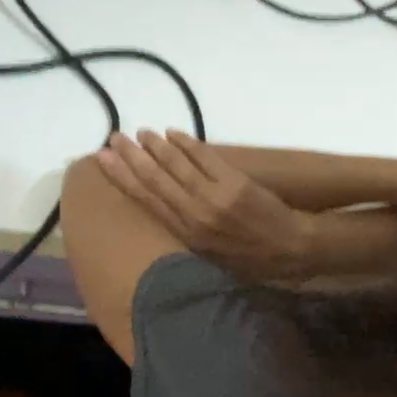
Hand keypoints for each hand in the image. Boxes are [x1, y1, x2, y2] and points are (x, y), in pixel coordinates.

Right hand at [95, 129, 315, 280]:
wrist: (292, 251)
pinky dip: (186, 143)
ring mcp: (215, 198)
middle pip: (155, 180)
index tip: (104, 160)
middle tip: (114, 138)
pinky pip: (203, 156)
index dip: (124, 179)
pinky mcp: (234, 183)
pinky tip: (173, 134)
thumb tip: (169, 215)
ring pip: (176, 165)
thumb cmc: (255, 262)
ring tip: (141, 133)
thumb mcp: (216, 260)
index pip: (149, 202)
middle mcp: (196, 217)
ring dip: (156, 146)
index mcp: (189, 238)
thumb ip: (191, 237)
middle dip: (132, 157)